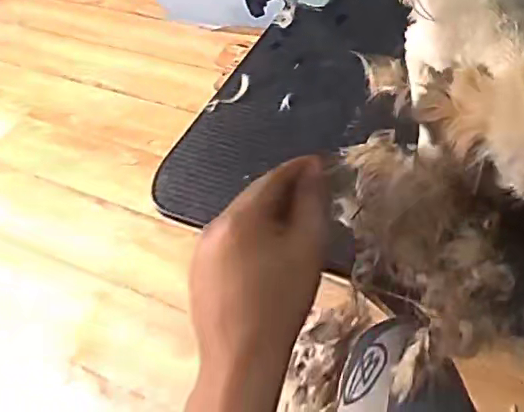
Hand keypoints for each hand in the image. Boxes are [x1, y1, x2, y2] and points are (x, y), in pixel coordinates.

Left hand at [186, 155, 330, 411]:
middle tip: (316, 192)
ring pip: (243, 216)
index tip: (324, 164)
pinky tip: (272, 248)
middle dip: (287, 189)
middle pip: (256, 194)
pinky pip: (232, 237)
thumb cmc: (282, 299)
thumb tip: (313, 169)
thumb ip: (312, 198)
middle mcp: (214, 228)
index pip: (275, 176)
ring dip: (270, 211)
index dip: (303, 167)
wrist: (242, 360)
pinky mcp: (199, 272)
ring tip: (298, 220)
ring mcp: (202, 252)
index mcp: (240, 217)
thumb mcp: (309, 241)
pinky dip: (254, 232)